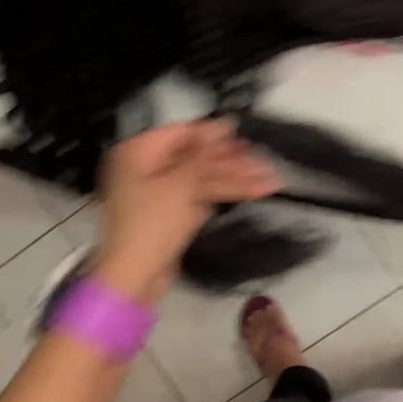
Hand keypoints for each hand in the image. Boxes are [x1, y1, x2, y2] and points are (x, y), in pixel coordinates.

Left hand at [94, 120, 279, 300]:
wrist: (134, 277)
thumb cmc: (151, 224)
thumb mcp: (180, 184)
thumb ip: (204, 154)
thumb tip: (223, 124)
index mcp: (136, 152)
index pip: (181, 133)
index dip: (213, 135)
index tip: (242, 135)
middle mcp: (144, 168)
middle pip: (193, 158)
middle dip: (229, 161)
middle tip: (261, 160)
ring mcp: (156, 193)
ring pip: (199, 179)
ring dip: (232, 179)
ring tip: (267, 179)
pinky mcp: (168, 215)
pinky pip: (196, 197)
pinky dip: (221, 195)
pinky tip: (250, 191)